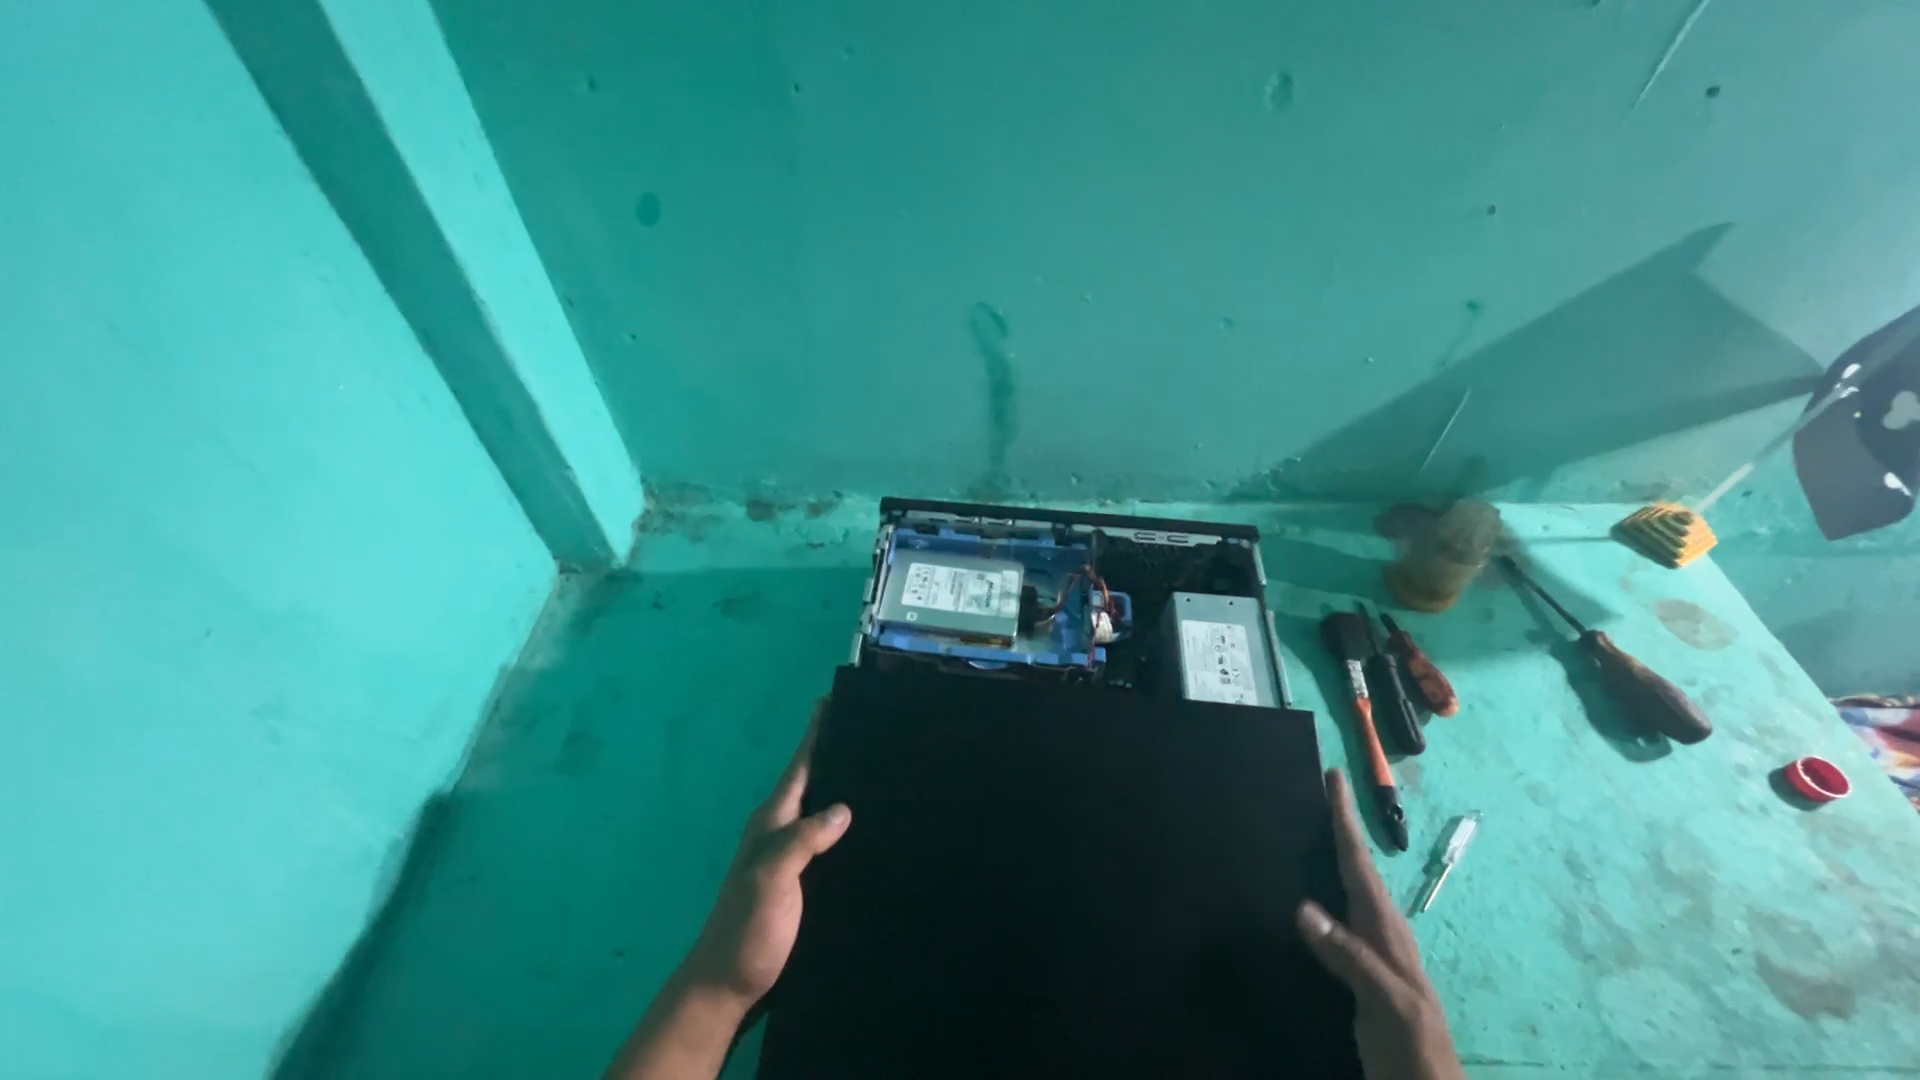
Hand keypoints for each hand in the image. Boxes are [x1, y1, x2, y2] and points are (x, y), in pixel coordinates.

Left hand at [681, 699, 851, 1008]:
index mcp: (772, 822)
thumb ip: (803, 840)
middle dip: (833, 753)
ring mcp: (787, 858)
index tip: (831, 700)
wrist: (727, 985)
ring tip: (877, 771)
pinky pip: (826, 840)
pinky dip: (844, 826)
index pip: (798, 767)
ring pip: (819, 810)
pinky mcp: (799, 883)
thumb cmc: (746, 927)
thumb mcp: (772, 878)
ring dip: (841, 788)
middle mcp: (779, 832)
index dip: (814, 734)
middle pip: (810, 782)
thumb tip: (843, 807)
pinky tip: (867, 831)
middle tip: (869, 730)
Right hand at [1297, 769, 1464, 1079]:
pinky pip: (1338, 915)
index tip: (1334, 778)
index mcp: (1387, 932)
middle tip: (1320, 790)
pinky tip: (1306, 894)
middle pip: (1356, 867)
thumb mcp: (1388, 1004)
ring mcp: (1372, 952)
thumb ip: (1351, 958)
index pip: (1360, 865)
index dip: (1346, 821)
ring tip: (1309, 826)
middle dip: (1339, 827)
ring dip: (1332, 854)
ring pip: (1349, 888)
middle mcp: (1380, 932)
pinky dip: (1324, 889)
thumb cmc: (1414, 1050)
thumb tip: (1303, 907)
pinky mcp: (1359, 973)